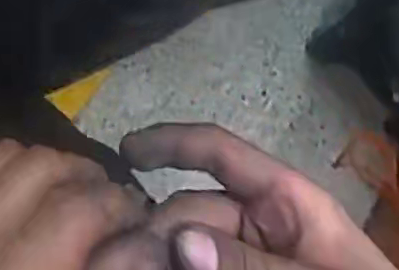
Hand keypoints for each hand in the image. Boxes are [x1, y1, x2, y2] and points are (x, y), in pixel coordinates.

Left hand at [0, 140, 147, 269]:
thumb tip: (145, 239)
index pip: (76, 209)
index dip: (117, 203)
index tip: (137, 213)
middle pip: (42, 167)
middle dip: (84, 176)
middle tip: (106, 199)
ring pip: (7, 152)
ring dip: (45, 166)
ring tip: (65, 192)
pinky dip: (1, 165)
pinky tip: (17, 191)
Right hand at [121, 124, 394, 269]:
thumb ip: (251, 262)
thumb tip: (179, 240)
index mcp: (285, 197)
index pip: (217, 150)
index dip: (169, 141)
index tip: (124, 150)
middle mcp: (263, 219)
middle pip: (193, 209)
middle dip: (154, 228)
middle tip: (113, 258)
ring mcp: (254, 255)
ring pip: (192, 248)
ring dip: (158, 255)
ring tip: (121, 264)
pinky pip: (206, 267)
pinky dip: (177, 268)